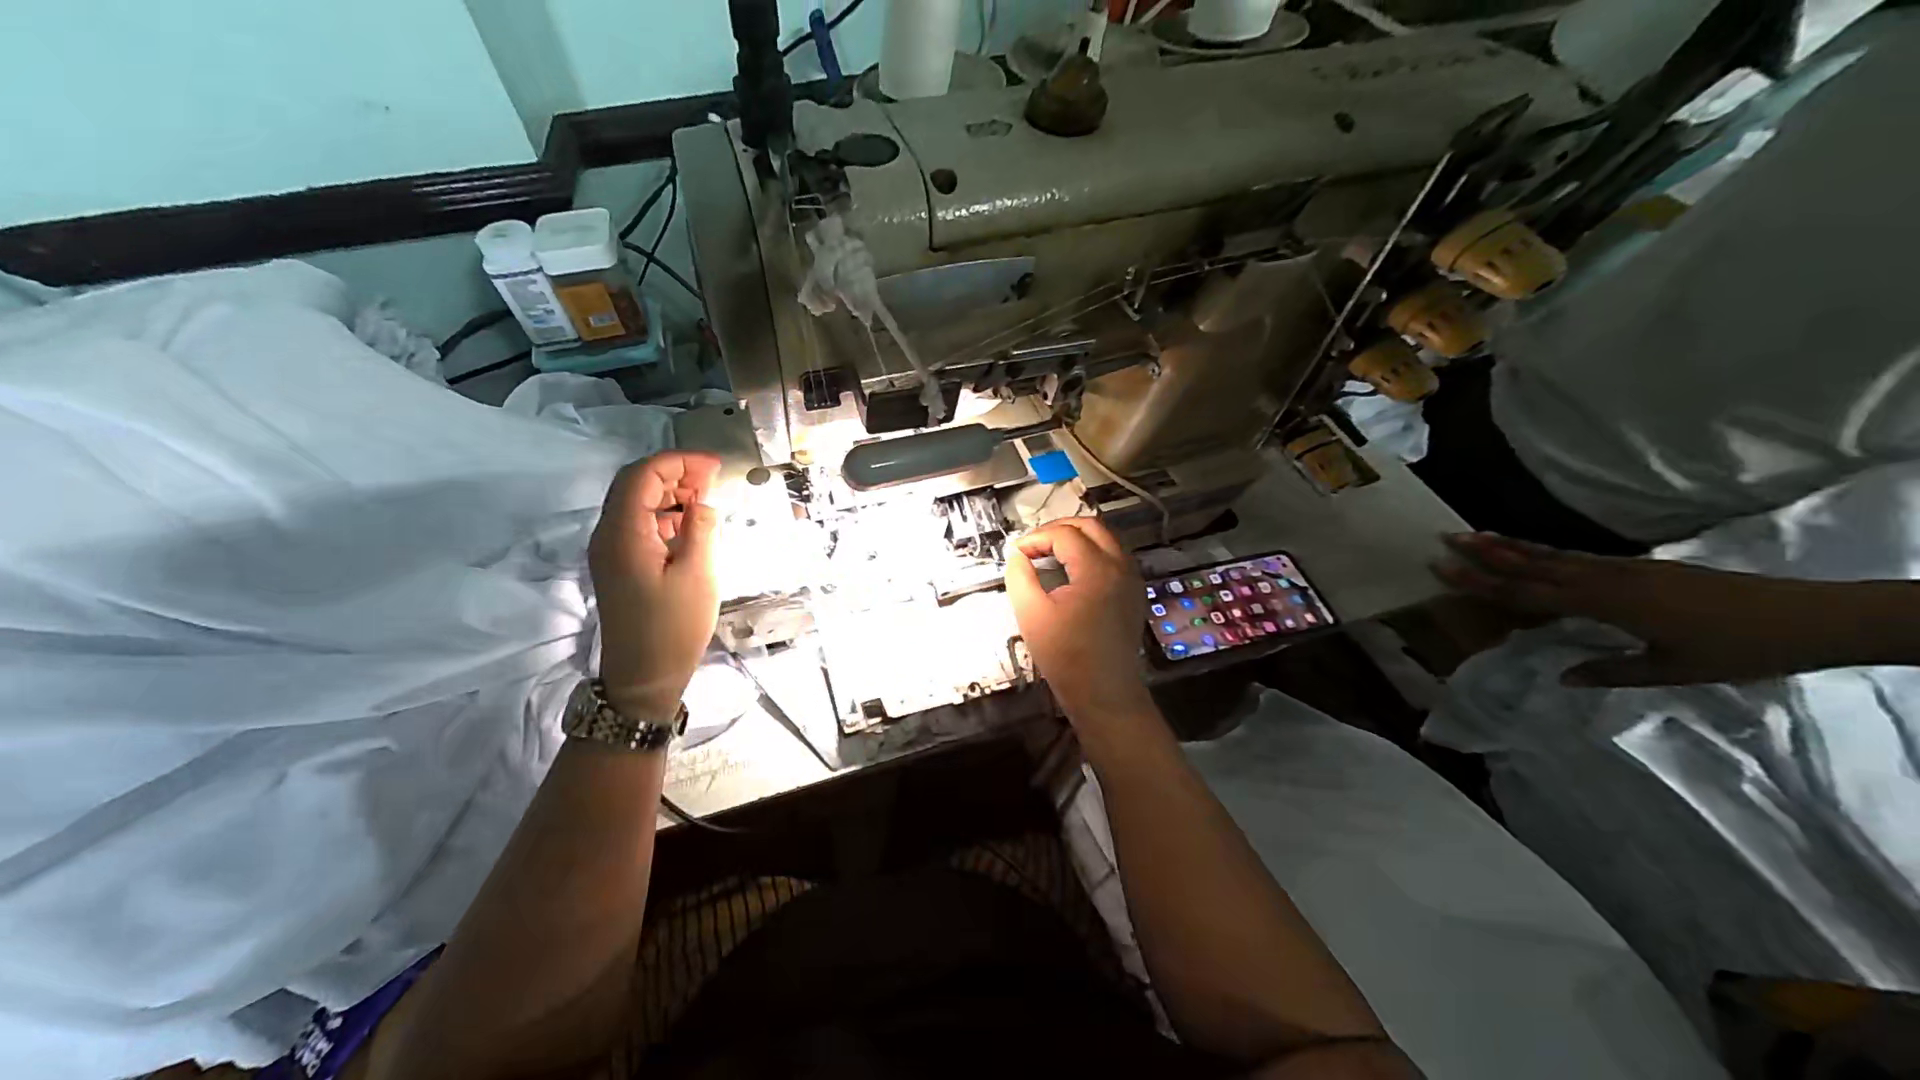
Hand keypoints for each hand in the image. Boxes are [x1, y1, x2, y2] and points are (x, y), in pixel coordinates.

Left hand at [588, 452, 722, 718]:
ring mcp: (609, 551)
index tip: (714, 466)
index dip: (678, 461)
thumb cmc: (672, 628)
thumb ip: (701, 529)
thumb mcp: (698, 575)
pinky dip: (664, 513)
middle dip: (674, 472)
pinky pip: (638, 524)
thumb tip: (702, 503)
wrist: (643, 678)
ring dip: (669, 492)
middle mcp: (608, 535)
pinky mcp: (618, 565)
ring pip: (635, 502)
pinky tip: (690, 523)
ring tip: (706, 497)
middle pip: (634, 484)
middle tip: (713, 479)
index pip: (642, 475)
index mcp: (623, 534)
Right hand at [1006, 517, 1151, 716]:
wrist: (1104, 694)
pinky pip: (1114, 557)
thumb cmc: (1066, 656)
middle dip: (1059, 528)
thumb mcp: (1031, 614)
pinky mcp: (1134, 593)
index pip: (1065, 534)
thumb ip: (1020, 576)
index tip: (1016, 554)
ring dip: (1077, 538)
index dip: (1036, 538)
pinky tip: (1071, 571)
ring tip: (1049, 553)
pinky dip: (1092, 553)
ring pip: (1106, 539)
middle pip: (1091, 526)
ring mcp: (1132, 579)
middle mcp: (1121, 566)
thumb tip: (1017, 554)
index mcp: (1098, 569)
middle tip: (1033, 545)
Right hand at [1432, 532, 1887, 687]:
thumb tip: (1560, 677)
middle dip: (1490, 553)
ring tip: (1479, 536)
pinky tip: (1538, 554)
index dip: (1483, 582)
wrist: (1811, 617)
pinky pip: (1580, 558)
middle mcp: (1609, 579)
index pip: (1529, 591)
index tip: (1444, 568)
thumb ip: (1611, 671)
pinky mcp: (1643, 569)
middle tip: (1449, 539)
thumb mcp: (1673, 671)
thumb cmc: (1738, 650)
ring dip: (1515, 547)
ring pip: (1556, 556)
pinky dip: (1548, 553)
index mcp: (1607, 604)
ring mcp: (1626, 570)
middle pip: (1536, 564)